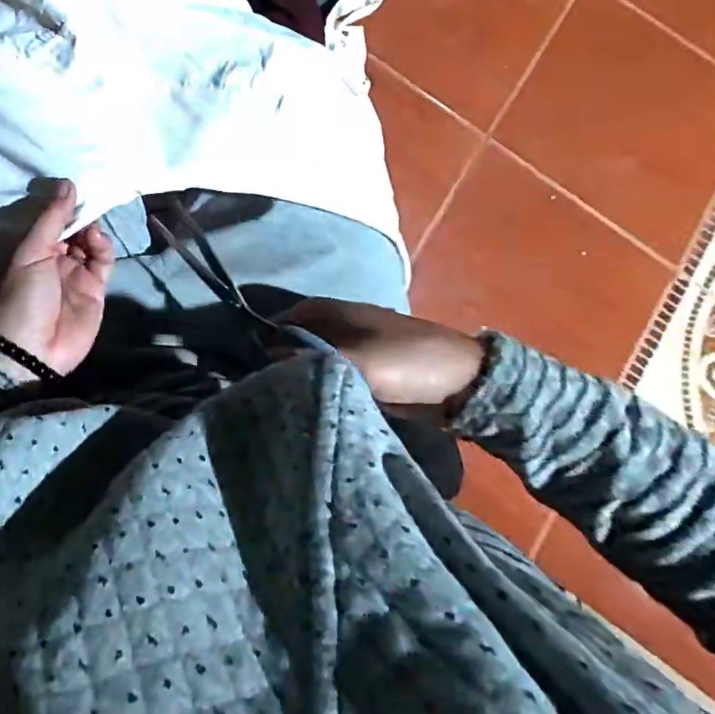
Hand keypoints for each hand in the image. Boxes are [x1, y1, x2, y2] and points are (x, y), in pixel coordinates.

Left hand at [0, 180, 113, 375]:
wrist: (35, 349)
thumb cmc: (24, 297)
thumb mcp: (31, 254)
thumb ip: (51, 219)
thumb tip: (68, 184)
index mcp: (34, 250)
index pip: (52, 221)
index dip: (64, 205)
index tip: (75, 186)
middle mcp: (55, 259)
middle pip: (74, 229)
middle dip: (82, 215)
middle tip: (90, 201)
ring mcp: (76, 273)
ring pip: (91, 242)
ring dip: (92, 229)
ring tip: (91, 228)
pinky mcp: (96, 288)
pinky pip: (104, 260)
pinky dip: (104, 247)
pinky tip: (97, 240)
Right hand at [276, 298, 484, 410]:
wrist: (464, 384)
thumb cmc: (408, 362)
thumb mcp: (358, 361)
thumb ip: (314, 359)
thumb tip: (268, 358)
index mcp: (340, 311)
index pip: (293, 315)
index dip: (271, 332)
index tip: (250, 357)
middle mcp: (346, 325)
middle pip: (304, 337)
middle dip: (284, 355)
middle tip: (262, 382)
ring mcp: (361, 348)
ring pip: (321, 357)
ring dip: (305, 372)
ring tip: (281, 396)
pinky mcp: (373, 372)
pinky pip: (338, 374)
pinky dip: (325, 384)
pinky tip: (312, 402)